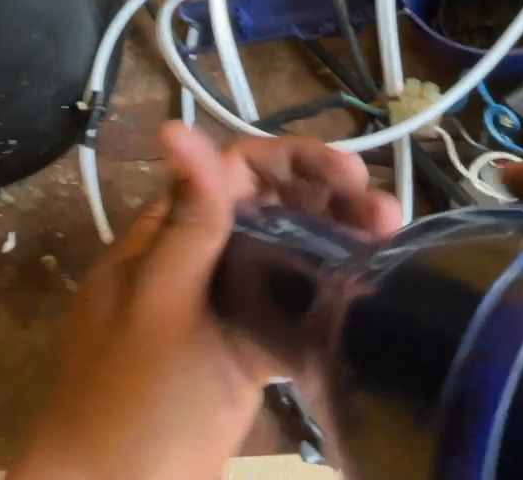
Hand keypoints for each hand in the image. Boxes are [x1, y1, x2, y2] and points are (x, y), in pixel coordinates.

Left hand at [11, 125, 400, 479]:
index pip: (236, 170)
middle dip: (328, 197)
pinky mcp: (246, 346)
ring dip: (337, 238)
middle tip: (383, 211)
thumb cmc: (132, 396)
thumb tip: (174, 126)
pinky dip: (327, 292)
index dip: (293, 161)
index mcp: (171, 230)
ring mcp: (225, 301)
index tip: (348, 172)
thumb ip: (188, 219)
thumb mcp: (164, 302)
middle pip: (271, 205)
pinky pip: (291, 304)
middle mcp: (200, 254)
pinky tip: (367, 291)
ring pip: (286, 250)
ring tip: (390, 237)